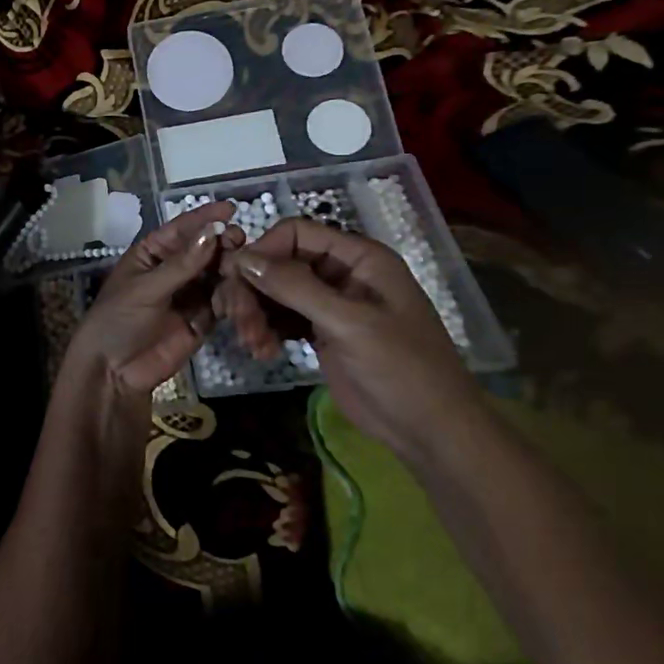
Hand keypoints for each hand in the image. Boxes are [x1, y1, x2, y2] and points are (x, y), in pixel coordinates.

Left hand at [64, 200, 245, 405]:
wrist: (114, 370)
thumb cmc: (117, 320)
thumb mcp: (145, 289)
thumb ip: (181, 265)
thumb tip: (212, 233)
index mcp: (150, 256)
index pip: (179, 231)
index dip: (202, 219)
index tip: (229, 208)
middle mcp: (172, 270)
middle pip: (203, 251)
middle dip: (222, 245)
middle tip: (240, 241)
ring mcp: (188, 294)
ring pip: (217, 275)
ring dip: (231, 270)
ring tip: (244, 267)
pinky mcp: (202, 319)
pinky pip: (223, 302)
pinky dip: (234, 297)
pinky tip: (242, 293)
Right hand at [215, 218, 487, 461]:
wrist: (427, 429)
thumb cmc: (401, 369)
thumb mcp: (348, 324)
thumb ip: (294, 287)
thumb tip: (242, 258)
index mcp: (359, 258)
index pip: (295, 234)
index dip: (262, 251)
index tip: (236, 280)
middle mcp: (341, 273)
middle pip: (277, 263)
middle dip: (252, 289)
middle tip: (236, 320)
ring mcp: (328, 304)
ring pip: (272, 292)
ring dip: (254, 313)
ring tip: (251, 344)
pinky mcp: (318, 331)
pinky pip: (278, 318)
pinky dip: (264, 330)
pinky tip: (262, 351)